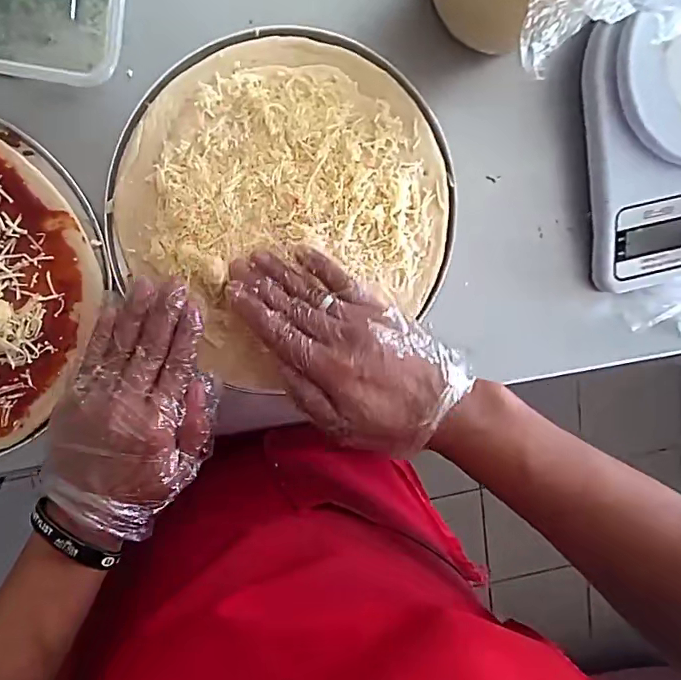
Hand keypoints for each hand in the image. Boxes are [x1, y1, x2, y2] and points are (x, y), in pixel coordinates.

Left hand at [42, 278, 217, 547]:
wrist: (85, 509)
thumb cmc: (140, 490)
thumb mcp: (181, 469)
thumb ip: (194, 425)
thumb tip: (198, 379)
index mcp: (158, 422)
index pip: (176, 367)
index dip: (186, 335)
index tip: (194, 306)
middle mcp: (127, 403)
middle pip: (149, 349)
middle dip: (163, 313)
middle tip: (174, 284)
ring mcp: (97, 396)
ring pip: (120, 345)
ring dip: (133, 312)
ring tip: (145, 283)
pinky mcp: (74, 396)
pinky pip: (91, 356)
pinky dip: (102, 330)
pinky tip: (112, 307)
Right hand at [225, 248, 471, 457]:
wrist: (447, 407)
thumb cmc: (390, 423)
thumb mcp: (340, 427)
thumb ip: (305, 395)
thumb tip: (278, 364)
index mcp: (326, 367)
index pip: (279, 333)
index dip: (253, 312)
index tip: (233, 294)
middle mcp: (338, 336)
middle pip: (290, 305)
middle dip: (259, 286)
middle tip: (235, 267)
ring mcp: (359, 318)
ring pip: (311, 289)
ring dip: (281, 272)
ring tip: (257, 256)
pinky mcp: (378, 308)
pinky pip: (344, 281)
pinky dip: (322, 265)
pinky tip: (303, 252)